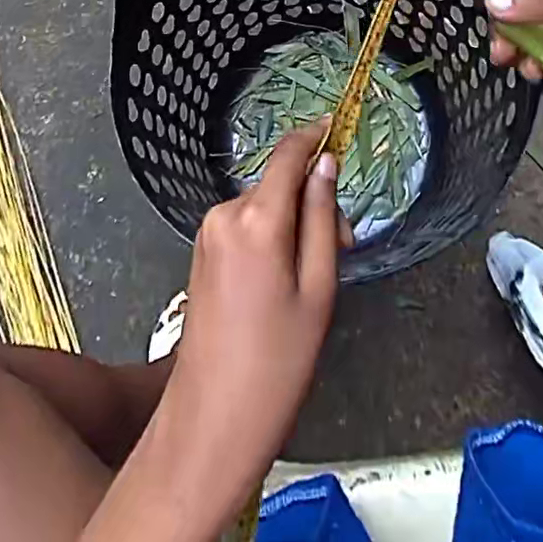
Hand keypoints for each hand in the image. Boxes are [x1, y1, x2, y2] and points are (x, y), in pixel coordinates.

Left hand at [169, 121, 340, 466]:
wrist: (212, 416)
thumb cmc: (278, 360)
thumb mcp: (318, 288)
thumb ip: (322, 218)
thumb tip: (325, 165)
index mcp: (256, 220)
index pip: (287, 156)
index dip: (312, 136)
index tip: (334, 125)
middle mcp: (224, 215)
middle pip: (279, 186)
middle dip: (312, 203)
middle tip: (341, 249)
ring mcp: (207, 233)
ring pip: (264, 207)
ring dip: (293, 224)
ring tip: (310, 277)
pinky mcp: (201, 250)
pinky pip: (245, 226)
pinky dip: (270, 237)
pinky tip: (282, 278)